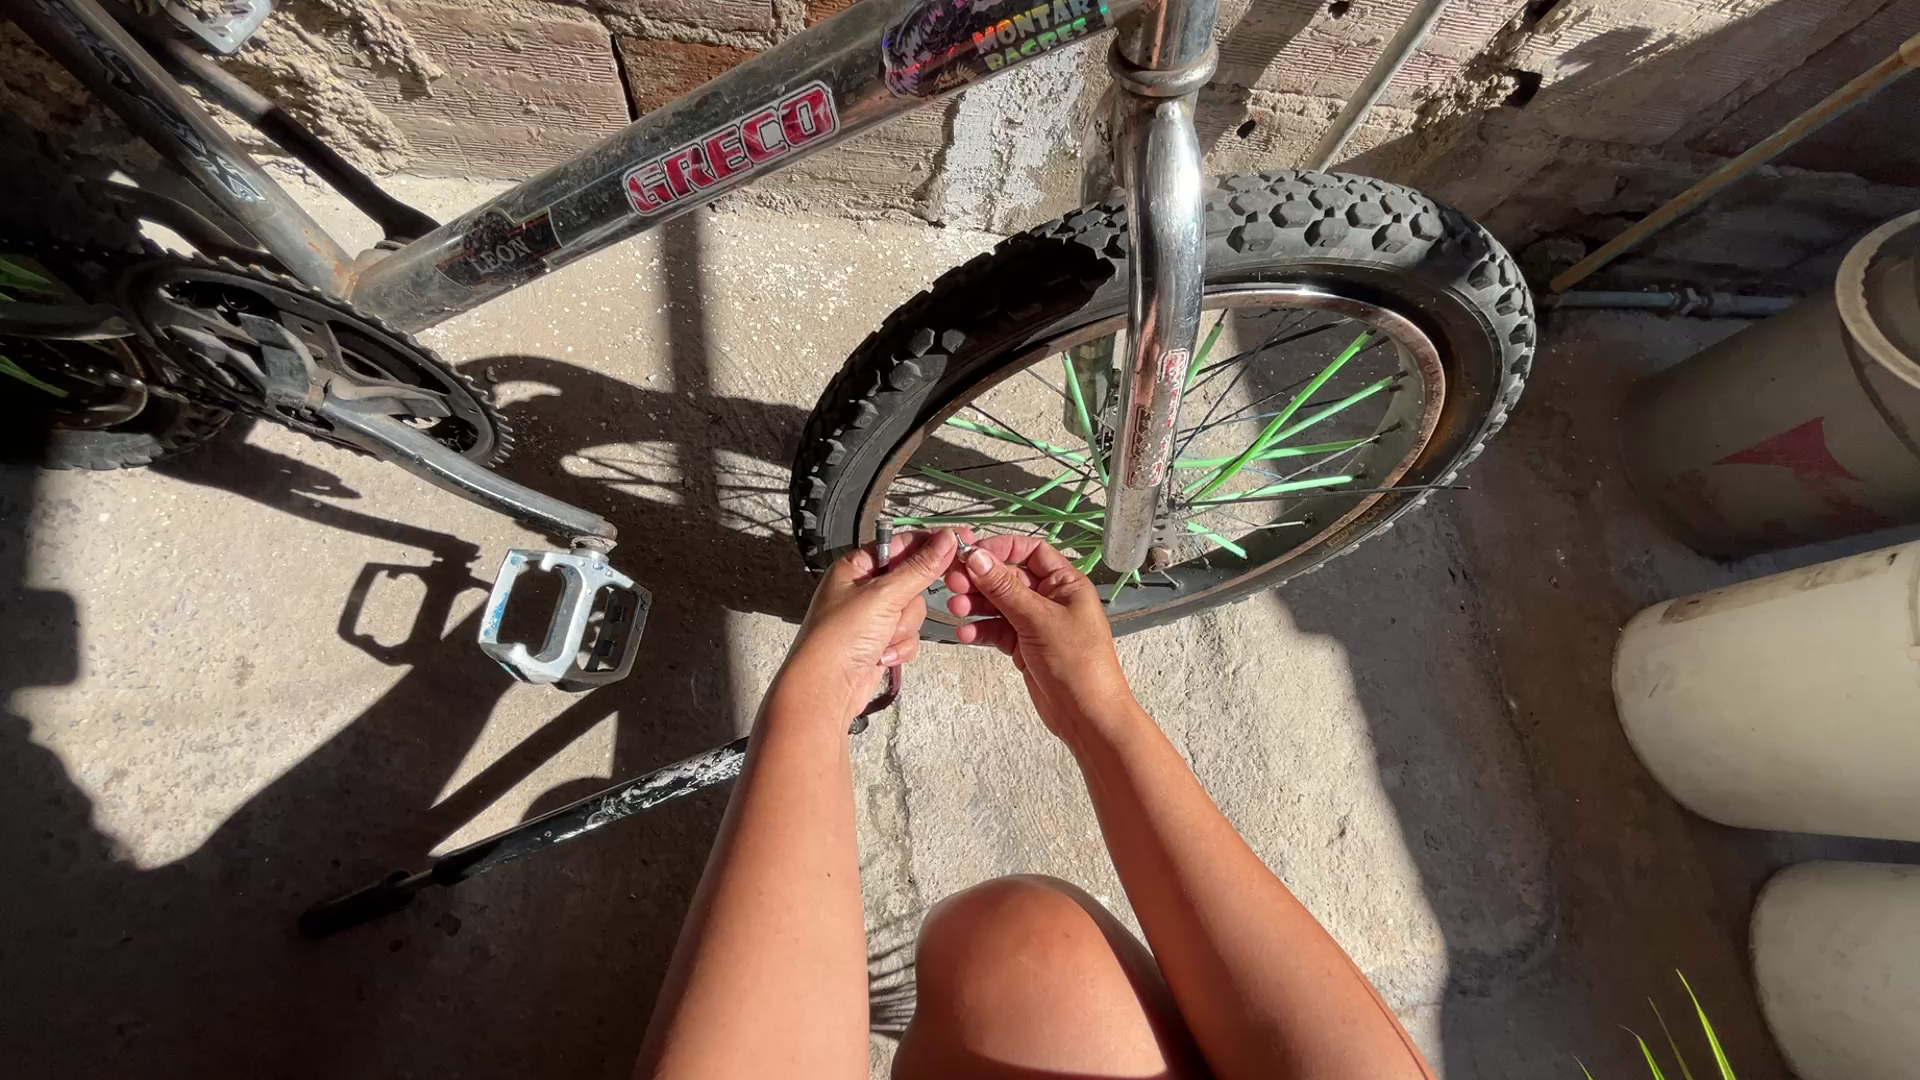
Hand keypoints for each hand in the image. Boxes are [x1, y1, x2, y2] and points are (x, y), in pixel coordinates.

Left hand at [777, 529, 958, 724]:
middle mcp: (864, 589)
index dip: (929, 544)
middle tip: (895, 611)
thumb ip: (920, 567)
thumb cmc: (839, 638)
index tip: (958, 541)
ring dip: (903, 629)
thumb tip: (947, 539)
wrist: (827, 690)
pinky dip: (900, 648)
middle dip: (907, 604)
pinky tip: (881, 656)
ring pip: (914, 612)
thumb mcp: (884, 595)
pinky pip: (909, 636)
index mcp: (856, 567)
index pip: (901, 544)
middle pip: (913, 582)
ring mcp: (873, 617)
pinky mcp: (881, 641)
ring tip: (881, 639)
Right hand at [944, 534, 1140, 750]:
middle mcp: (1051, 599)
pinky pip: (997, 631)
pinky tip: (967, 634)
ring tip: (957, 608)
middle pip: (1008, 577)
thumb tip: (977, 557)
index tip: (971, 553)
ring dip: (976, 604)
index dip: (1001, 549)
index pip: (1030, 551)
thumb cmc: (1078, 662)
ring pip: (999, 605)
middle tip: (954, 581)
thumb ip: (1004, 588)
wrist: (1087, 716)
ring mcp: (1036, 623)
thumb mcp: (1039, 619)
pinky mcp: (1024, 646)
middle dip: (981, 579)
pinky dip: (981, 631)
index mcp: (1065, 583)